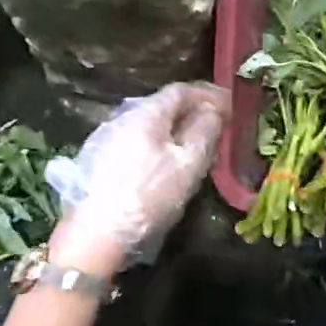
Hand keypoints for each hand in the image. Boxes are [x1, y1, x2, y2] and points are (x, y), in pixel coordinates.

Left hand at [45, 82, 227, 264]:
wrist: (94, 235)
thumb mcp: (188, 165)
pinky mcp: (99, 159)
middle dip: (193, 111)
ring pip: (150, 124)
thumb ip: (205, 132)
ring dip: (175, 129)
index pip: (181, 90)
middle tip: (217, 125)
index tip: (231, 105)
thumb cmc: (148, 196)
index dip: (209, 94)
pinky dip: (158, 143)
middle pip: (164, 105)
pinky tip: (166, 162)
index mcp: (145, 113)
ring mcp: (107, 137)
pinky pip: (137, 140)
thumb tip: (213, 110)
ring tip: (195, 145)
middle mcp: (122, 117)